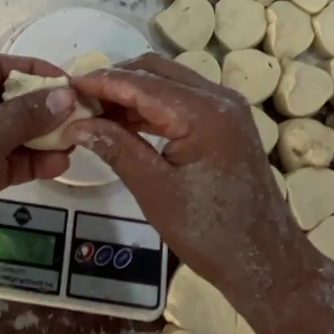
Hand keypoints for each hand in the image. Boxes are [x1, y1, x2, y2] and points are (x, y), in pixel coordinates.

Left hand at [0, 54, 78, 233]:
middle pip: (6, 100)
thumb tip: (67, 94)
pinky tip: (58, 164)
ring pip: (9, 133)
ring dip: (40, 138)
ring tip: (75, 142)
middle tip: (80, 116)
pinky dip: (28, 162)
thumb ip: (28, 113)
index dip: (34, 72)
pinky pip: (5, 161)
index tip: (70, 82)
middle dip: (42, 108)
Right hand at [67, 57, 329, 311]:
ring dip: (132, 90)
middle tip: (79, 99)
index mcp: (204, 112)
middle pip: (155, 70)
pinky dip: (152, 104)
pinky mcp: (225, 120)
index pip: (142, 83)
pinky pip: (180, 97)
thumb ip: (117, 148)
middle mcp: (218, 97)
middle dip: (116, 80)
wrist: (266, 263)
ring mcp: (225, 107)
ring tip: (96, 111)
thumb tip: (76, 123)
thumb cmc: (210, 233)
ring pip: (168, 80)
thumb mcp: (155, 191)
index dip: (102, 81)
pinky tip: (126, 122)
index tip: (67, 85)